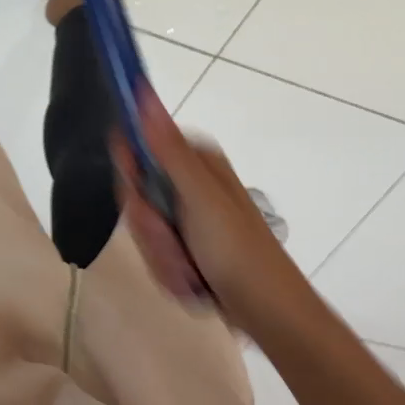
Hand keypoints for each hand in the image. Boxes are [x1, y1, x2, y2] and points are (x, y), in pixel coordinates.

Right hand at [113, 90, 294, 313]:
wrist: (272, 314)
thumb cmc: (237, 250)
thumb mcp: (199, 196)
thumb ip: (166, 146)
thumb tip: (142, 90)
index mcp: (194, 160)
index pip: (136, 152)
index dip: (133, 182)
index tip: (142, 206)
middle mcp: (190, 183)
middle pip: (138, 196)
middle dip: (150, 230)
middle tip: (174, 246)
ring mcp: (189, 217)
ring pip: (145, 229)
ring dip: (161, 257)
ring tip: (189, 272)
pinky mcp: (190, 247)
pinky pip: (158, 254)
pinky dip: (171, 273)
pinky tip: (192, 283)